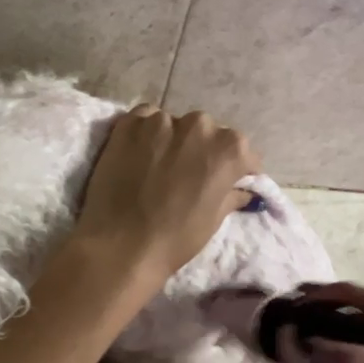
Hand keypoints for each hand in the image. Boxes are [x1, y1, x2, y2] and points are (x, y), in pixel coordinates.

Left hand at [74, 105, 259, 280]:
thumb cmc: (175, 237)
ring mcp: (162, 120)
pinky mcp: (129, 122)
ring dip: (172, 139)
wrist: (119, 244)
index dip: (237, 169)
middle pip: (207, 133)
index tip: (228, 182)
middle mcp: (200, 125)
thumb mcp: (214, 219)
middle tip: (188, 175)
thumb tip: (243, 189)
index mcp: (229, 148)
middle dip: (202, 150)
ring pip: (175, 125)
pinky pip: (144, 118)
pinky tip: (138, 153)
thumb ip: (232, 194)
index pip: (243, 153)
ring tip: (159, 165)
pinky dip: (145, 131)